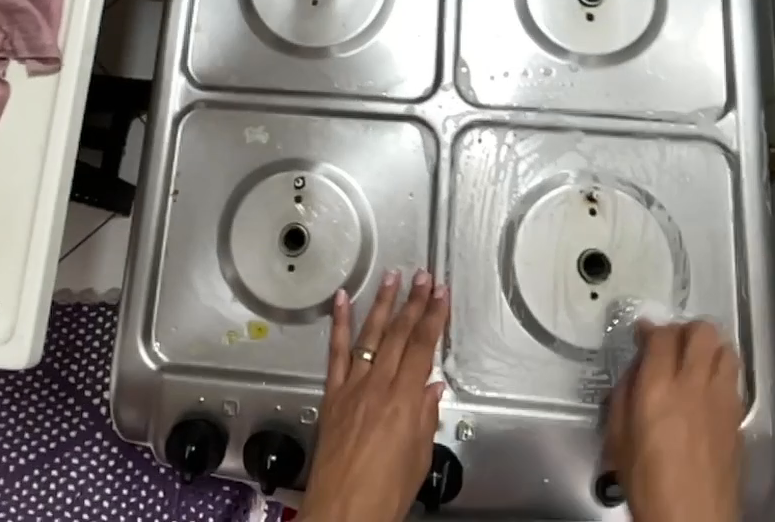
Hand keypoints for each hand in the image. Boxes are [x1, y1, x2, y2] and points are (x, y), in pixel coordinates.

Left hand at [300, 268, 449, 521]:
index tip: (441, 294)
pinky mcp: (333, 394)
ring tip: (392, 276)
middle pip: (400, 334)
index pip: (423, 347)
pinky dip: (338, 324)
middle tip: (423, 277)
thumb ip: (425, 417)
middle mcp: (378, 386)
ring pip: (371, 335)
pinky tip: (341, 300)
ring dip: (382, 303)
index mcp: (404, 401)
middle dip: (413, 302)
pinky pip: (336, 352)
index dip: (433, 317)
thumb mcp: (419, 458)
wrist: (343, 513)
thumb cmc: (385, 493)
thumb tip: (432, 388)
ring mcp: (352, 386)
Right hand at [604, 320, 743, 521]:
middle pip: (702, 332)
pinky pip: (733, 380)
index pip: (661, 334)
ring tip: (693, 358)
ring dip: (708, 347)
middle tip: (670, 340)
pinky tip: (706, 389)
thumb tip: (635, 372)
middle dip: (684, 328)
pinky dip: (720, 373)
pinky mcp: (738, 422)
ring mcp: (722, 403)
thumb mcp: (618, 433)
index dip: (650, 327)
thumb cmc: (650, 485)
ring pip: (726, 350)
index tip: (642, 332)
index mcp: (658, 387)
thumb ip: (625, 392)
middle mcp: (694, 387)